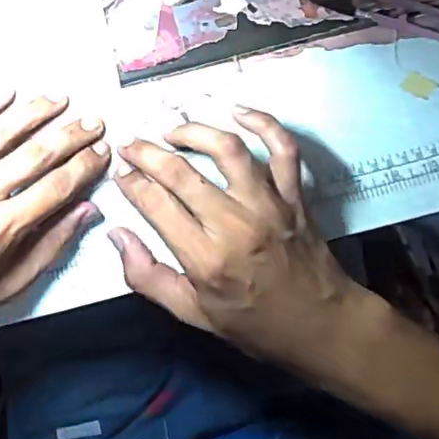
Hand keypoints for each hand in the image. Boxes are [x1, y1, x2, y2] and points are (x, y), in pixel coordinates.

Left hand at [0, 93, 108, 348]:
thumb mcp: (10, 284)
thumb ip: (52, 244)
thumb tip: (88, 207)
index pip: (58, 185)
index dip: (87, 164)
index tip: (103, 151)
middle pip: (36, 152)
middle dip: (72, 134)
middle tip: (93, 121)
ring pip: (1, 131)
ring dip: (35, 111)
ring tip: (59, 100)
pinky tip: (8, 93)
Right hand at [108, 108, 369, 368]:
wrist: (321, 325)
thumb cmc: (254, 323)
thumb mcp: (194, 315)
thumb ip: (149, 277)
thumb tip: (117, 236)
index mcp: (206, 259)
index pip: (157, 205)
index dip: (132, 183)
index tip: (121, 171)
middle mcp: (235, 224)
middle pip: (183, 173)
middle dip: (148, 153)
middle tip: (132, 144)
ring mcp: (269, 204)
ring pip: (229, 150)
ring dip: (196, 132)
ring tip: (174, 131)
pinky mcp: (294, 193)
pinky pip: (282, 148)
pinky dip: (264, 124)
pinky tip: (239, 112)